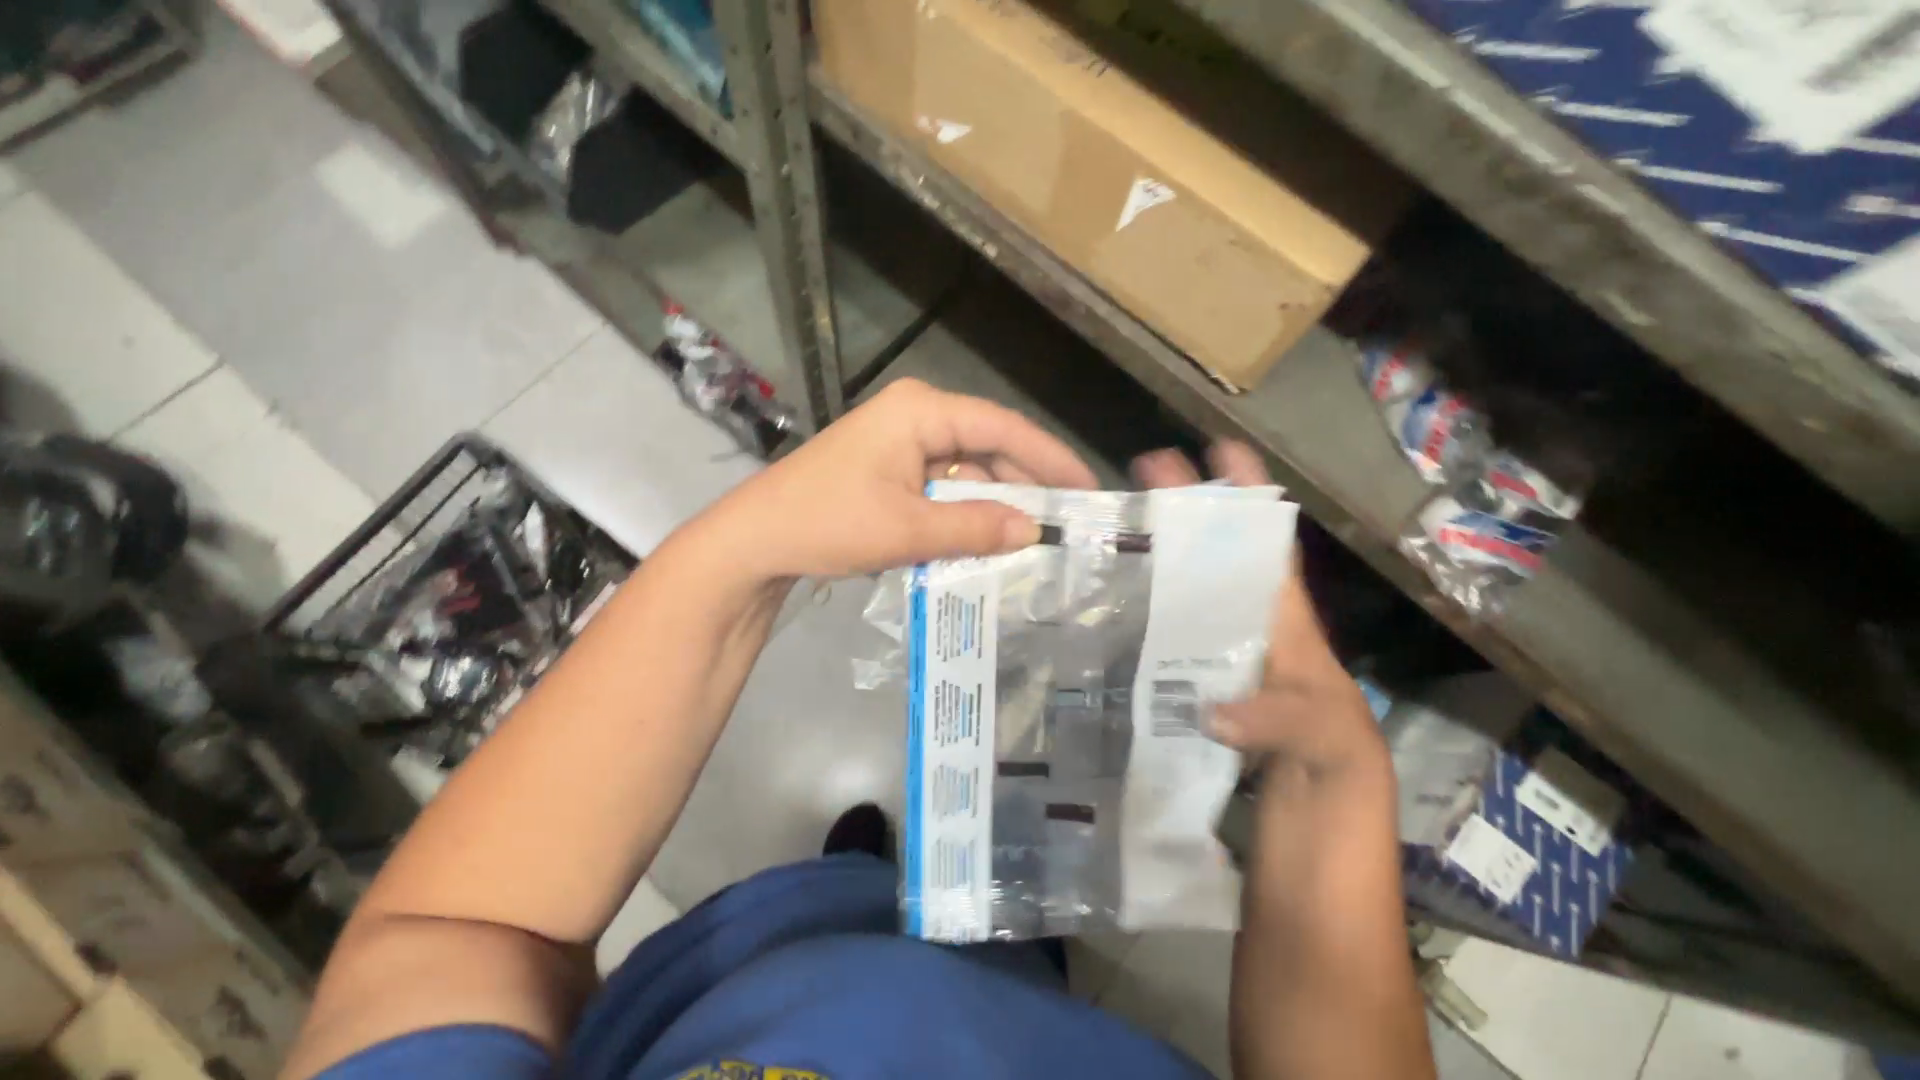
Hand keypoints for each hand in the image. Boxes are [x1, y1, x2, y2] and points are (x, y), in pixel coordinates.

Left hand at [700, 379, 1098, 583]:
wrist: (754, 540)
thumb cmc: (828, 522)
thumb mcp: (908, 529)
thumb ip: (975, 527)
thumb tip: (1034, 531)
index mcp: (921, 410)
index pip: (1004, 428)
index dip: (1051, 459)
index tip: (1087, 491)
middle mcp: (916, 415)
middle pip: (989, 447)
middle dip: (1025, 485)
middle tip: (1067, 524)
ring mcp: (900, 442)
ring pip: (967, 470)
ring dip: (995, 503)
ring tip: (1036, 538)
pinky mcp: (889, 469)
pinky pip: (942, 486)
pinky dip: (965, 511)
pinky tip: (988, 539)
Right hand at [1131, 443, 1387, 783]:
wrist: (1317, 878)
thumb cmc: (1343, 803)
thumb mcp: (1332, 750)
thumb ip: (1283, 719)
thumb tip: (1205, 707)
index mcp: (1293, 640)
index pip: (1272, 555)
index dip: (1250, 500)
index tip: (1218, 448)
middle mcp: (1253, 650)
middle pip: (1217, 573)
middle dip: (1183, 522)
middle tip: (1134, 480)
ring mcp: (1220, 685)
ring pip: (1184, 616)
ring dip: (1152, 577)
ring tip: (1104, 542)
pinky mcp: (1190, 722)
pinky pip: (1160, 668)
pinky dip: (1134, 644)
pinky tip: (1097, 631)